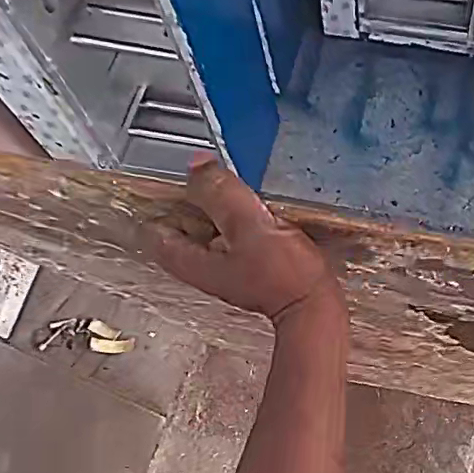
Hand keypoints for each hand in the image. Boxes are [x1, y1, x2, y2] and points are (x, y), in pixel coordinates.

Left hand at [143, 155, 340, 323]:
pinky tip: (264, 213)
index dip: (163, 201)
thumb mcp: (249, 225)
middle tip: (213, 178)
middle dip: (195, 201)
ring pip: (214, 231)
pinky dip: (245, 223)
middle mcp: (206, 268)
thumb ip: (219, 193)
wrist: (319, 308)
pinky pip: (240, 237)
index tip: (182, 181)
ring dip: (223, 211)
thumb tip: (196, 164)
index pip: (154, 230)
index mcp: (191, 261)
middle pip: (184, 227)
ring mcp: (231, 270)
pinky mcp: (256, 269)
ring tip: (241, 191)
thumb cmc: (285, 275)